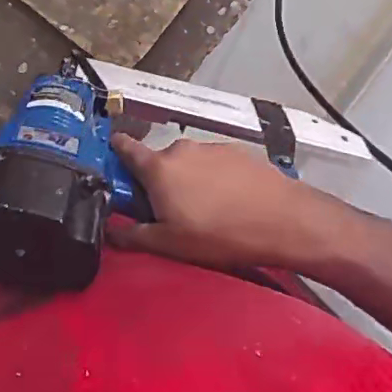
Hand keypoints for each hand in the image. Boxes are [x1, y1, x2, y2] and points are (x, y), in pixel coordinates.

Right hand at [106, 134, 348, 270]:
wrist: (281, 218)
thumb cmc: (221, 233)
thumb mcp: (169, 244)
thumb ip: (133, 235)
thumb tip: (111, 231)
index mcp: (158, 167)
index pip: (125, 148)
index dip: (114, 154)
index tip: (110, 165)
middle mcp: (182, 149)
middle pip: (158, 162)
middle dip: (157, 184)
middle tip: (166, 214)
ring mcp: (211, 147)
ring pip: (187, 164)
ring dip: (187, 182)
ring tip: (202, 215)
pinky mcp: (236, 151)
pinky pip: (213, 165)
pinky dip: (212, 180)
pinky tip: (226, 205)